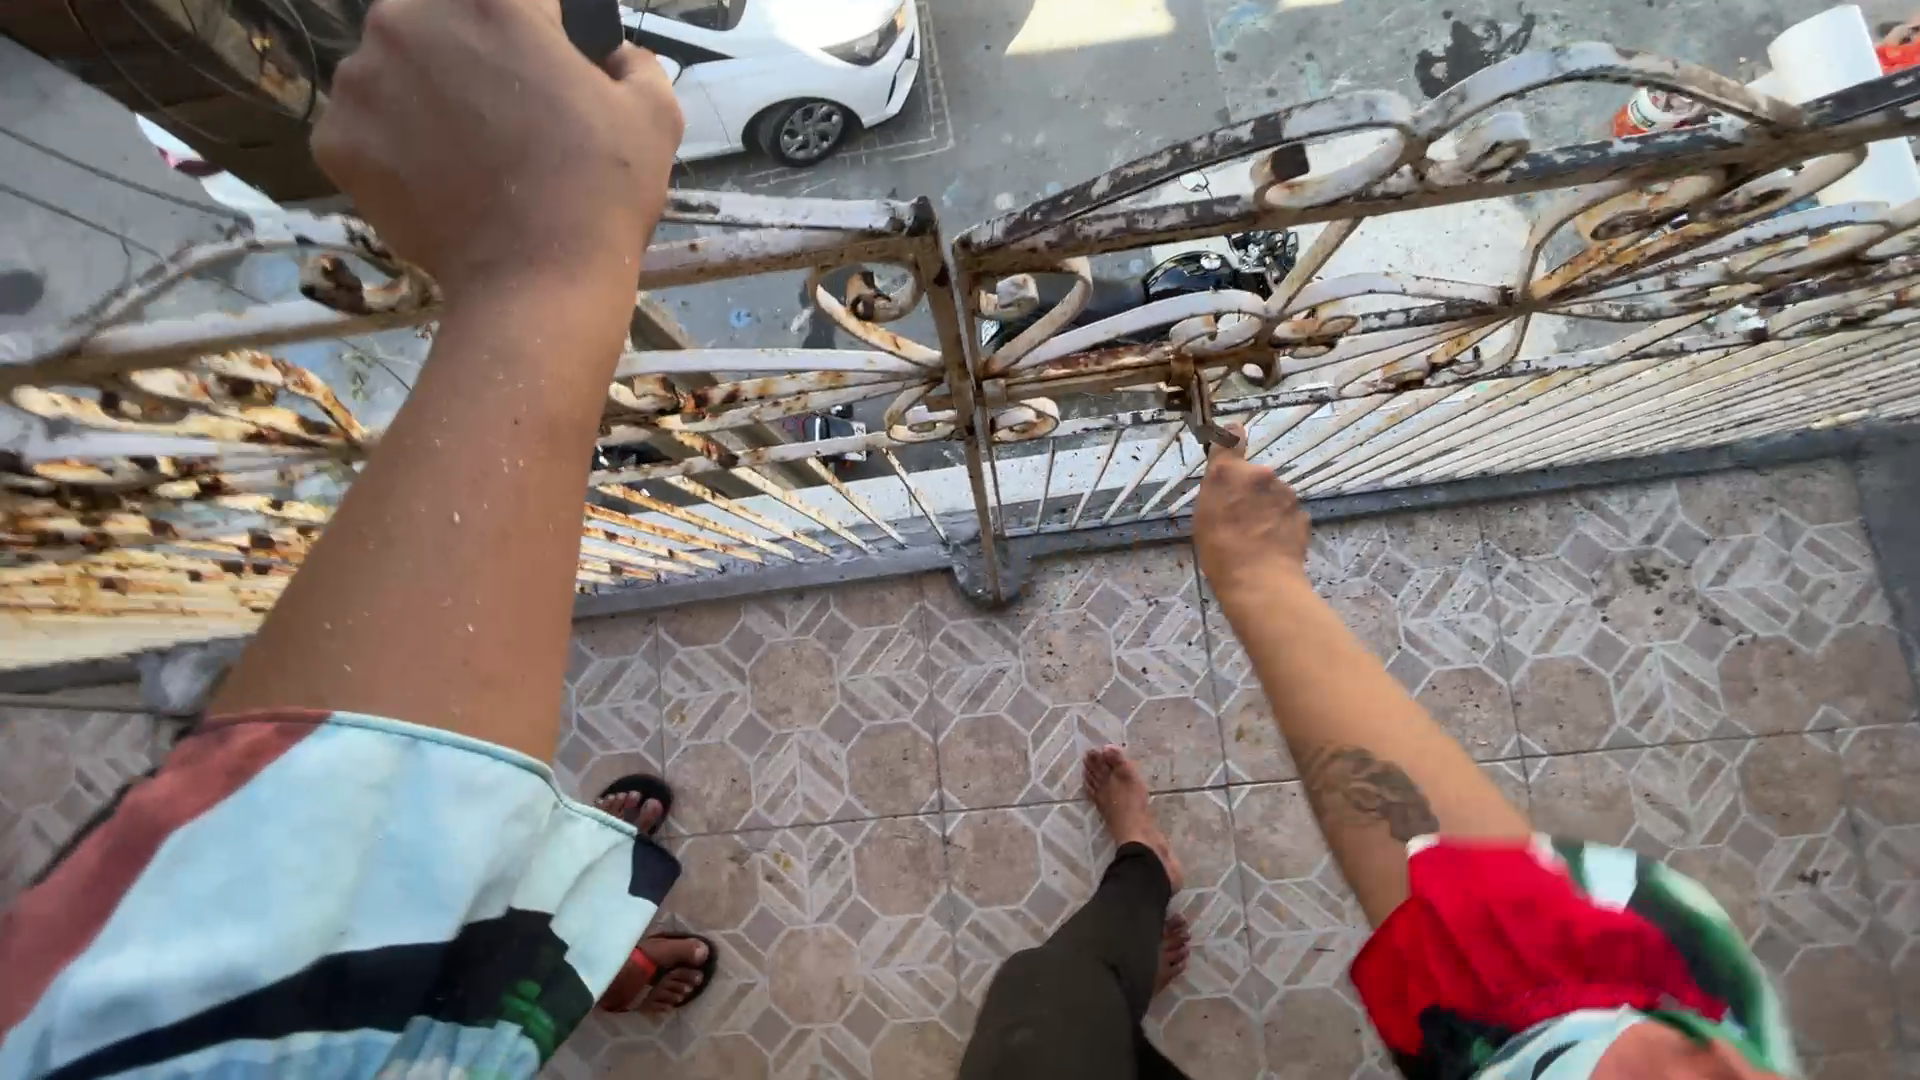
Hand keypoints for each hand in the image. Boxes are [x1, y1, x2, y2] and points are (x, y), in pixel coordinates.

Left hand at [311, 0, 683, 304]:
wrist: (543, 281)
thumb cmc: (604, 193)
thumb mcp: (655, 119)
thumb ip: (638, 64)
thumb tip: (616, 55)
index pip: (524, 1)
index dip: (551, 42)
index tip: (562, 87)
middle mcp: (406, 16)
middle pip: (448, 29)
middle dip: (483, 68)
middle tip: (519, 134)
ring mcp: (360, 79)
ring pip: (402, 77)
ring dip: (436, 107)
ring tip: (481, 169)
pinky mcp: (338, 139)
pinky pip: (373, 133)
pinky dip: (404, 156)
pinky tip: (448, 191)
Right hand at [1193, 423, 1309, 596]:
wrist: (1259, 579)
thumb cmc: (1219, 549)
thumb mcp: (1203, 515)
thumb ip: (1217, 488)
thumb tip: (1228, 474)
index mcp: (1228, 473)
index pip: (1231, 439)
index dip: (1232, 437)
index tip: (1233, 436)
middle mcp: (1261, 474)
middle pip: (1254, 476)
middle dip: (1249, 491)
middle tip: (1237, 518)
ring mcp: (1286, 493)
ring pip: (1273, 495)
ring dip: (1266, 508)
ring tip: (1255, 537)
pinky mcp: (1302, 513)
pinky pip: (1287, 514)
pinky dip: (1280, 524)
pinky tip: (1271, 544)